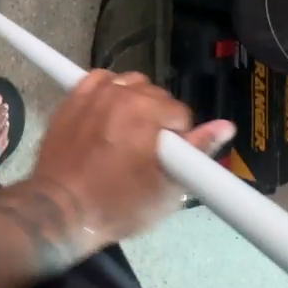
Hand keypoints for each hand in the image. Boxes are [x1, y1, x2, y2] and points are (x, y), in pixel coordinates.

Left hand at [28, 70, 234, 247]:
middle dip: (157, 120)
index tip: (165, 160)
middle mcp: (124, 94)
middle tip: (144, 152)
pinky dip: (108, 91)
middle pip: (157, 96)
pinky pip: (102, 79)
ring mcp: (96, 91)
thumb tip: (226, 126)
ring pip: (131, 83)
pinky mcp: (75, 95)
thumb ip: (198, 153)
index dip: (179, 139)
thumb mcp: (167, 190)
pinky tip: (106, 114)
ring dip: (134, 102)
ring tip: (125, 133)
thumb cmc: (117, 204)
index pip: (181, 113)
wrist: (61, 208)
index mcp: (149, 113)